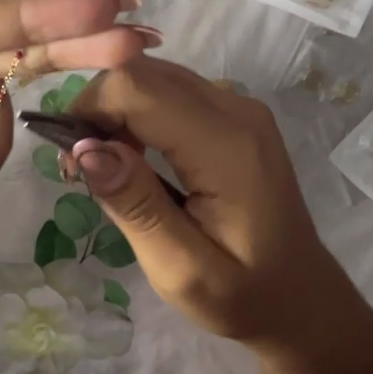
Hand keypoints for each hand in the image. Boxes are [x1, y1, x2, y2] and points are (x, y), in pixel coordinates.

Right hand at [64, 57, 341, 340]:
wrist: (303, 302)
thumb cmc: (243, 296)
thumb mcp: (182, 269)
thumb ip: (135, 206)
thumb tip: (83, 148)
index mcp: (225, 145)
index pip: (135, 87)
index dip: (88, 110)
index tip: (69, 162)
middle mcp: (236, 110)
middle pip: (141, 72)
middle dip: (95, 108)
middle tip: (78, 168)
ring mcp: (239, 107)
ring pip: (152, 76)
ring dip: (113, 110)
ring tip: (102, 167)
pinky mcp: (234, 116)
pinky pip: (169, 91)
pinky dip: (135, 112)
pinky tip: (131, 158)